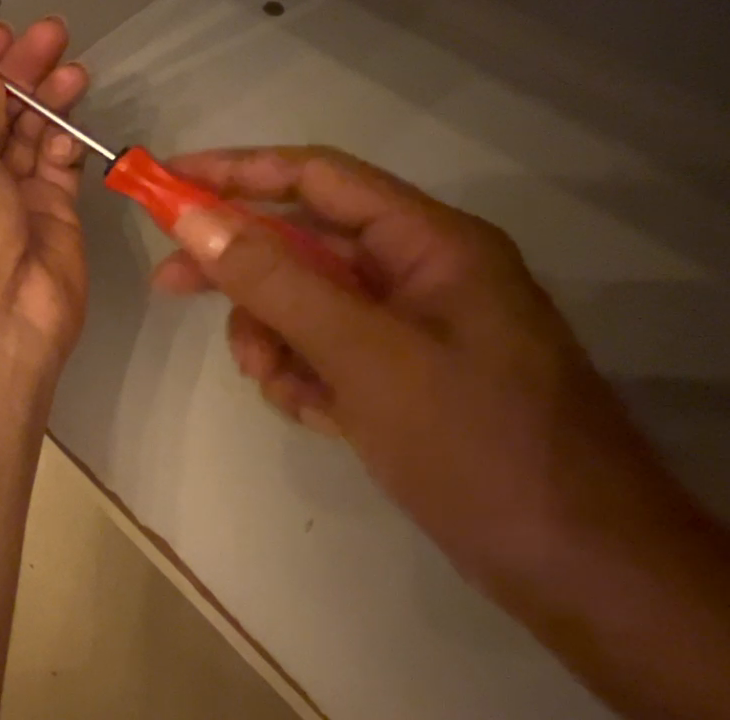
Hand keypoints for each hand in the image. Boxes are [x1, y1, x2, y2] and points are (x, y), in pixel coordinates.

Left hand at [0, 18, 90, 376]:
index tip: (1, 34)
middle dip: (20, 73)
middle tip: (52, 31)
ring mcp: (8, 197)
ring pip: (31, 136)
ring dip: (48, 98)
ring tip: (72, 62)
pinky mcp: (51, 215)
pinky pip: (57, 167)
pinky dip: (63, 140)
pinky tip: (70, 114)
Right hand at [150, 146, 696, 584]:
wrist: (580, 572)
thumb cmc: (475, 445)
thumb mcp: (362, 354)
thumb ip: (272, 280)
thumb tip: (190, 217)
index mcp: (429, 244)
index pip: (314, 178)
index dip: (233, 171)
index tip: (163, 182)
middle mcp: (418, 273)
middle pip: (298, 242)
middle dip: (236, 267)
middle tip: (169, 285)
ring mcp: (409, 328)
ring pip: (300, 302)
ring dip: (268, 336)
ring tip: (275, 381)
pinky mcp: (399, 375)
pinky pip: (319, 350)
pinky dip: (298, 374)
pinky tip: (312, 412)